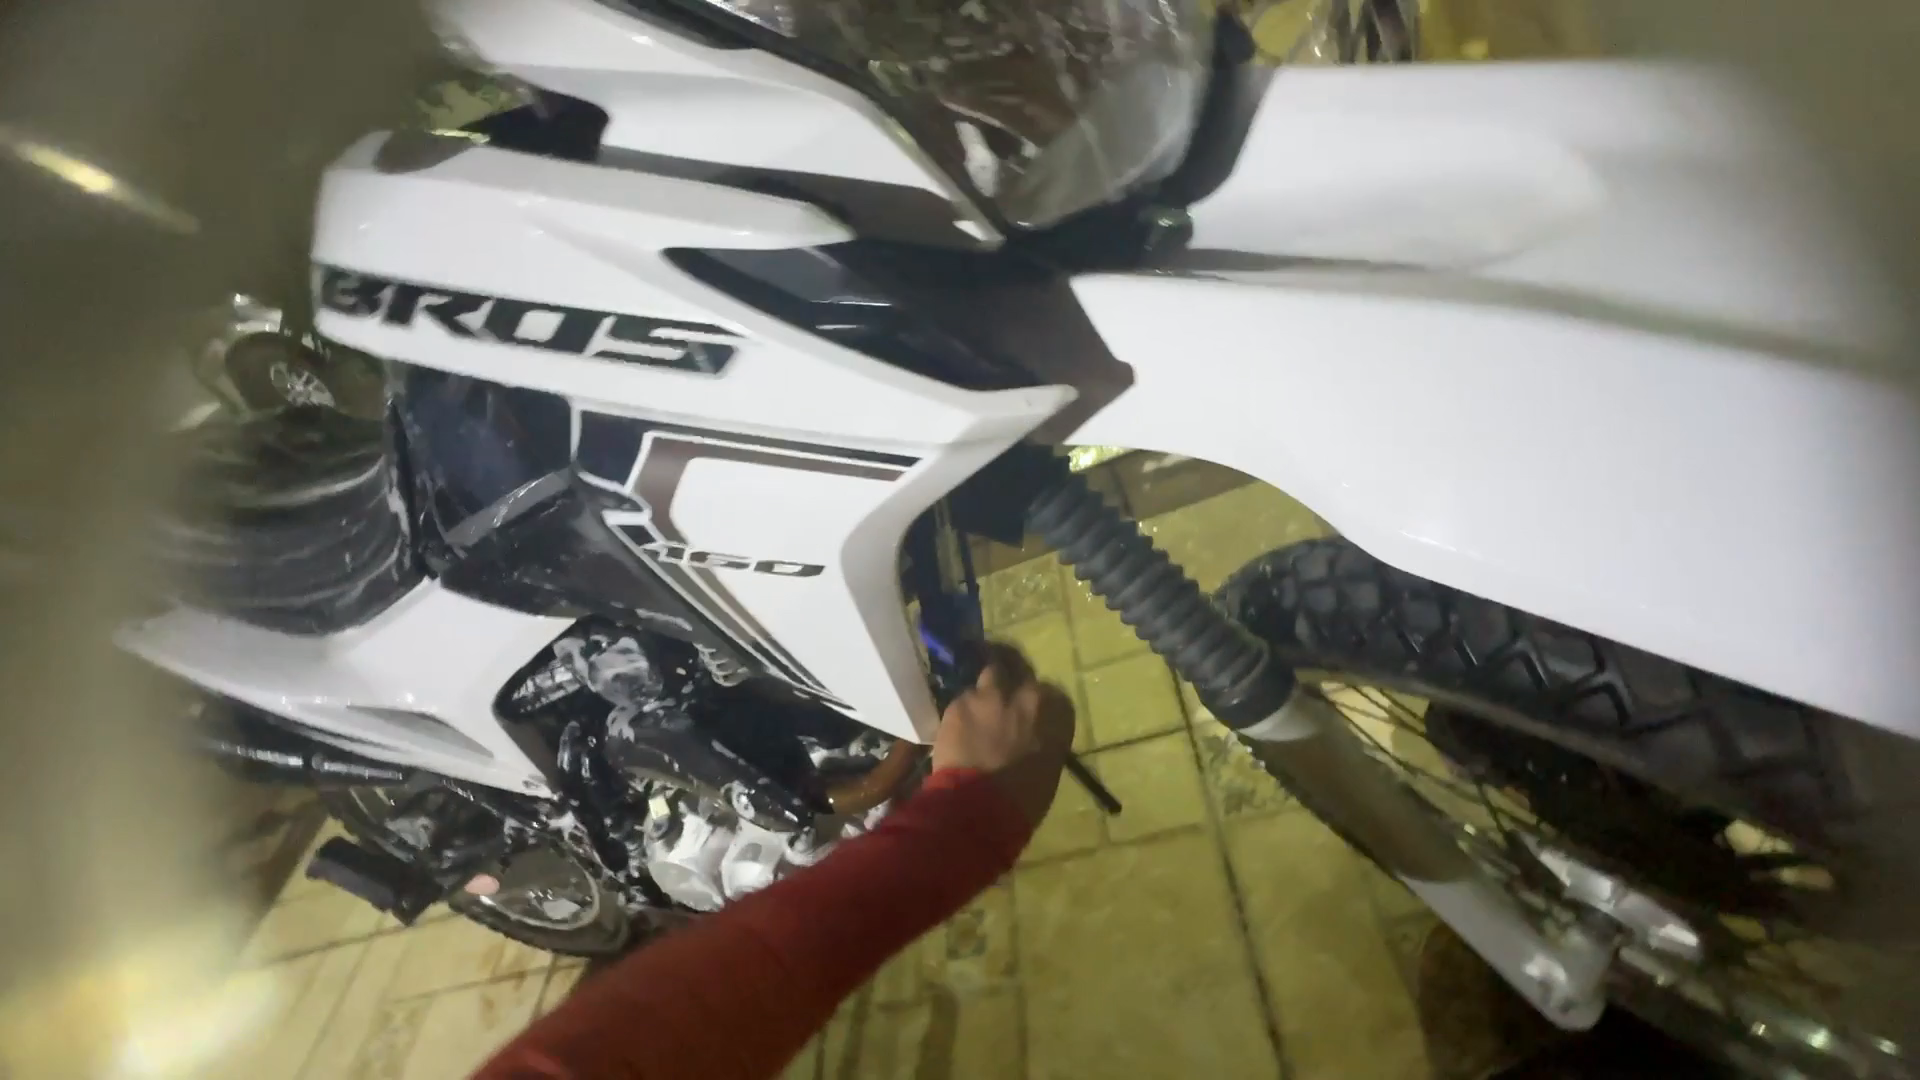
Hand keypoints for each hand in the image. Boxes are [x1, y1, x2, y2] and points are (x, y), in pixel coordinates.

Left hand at [931, 643, 1076, 826]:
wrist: (981, 806)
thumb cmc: (1025, 798)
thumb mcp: (1049, 764)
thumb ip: (1043, 737)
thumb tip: (1032, 735)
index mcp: (1056, 711)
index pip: (1051, 693)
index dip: (1037, 703)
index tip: (1030, 715)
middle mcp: (1026, 693)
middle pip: (1019, 673)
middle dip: (1011, 685)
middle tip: (1003, 703)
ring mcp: (990, 693)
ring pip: (989, 676)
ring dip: (987, 691)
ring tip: (980, 711)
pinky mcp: (959, 702)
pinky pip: (964, 698)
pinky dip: (964, 710)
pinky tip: (959, 729)